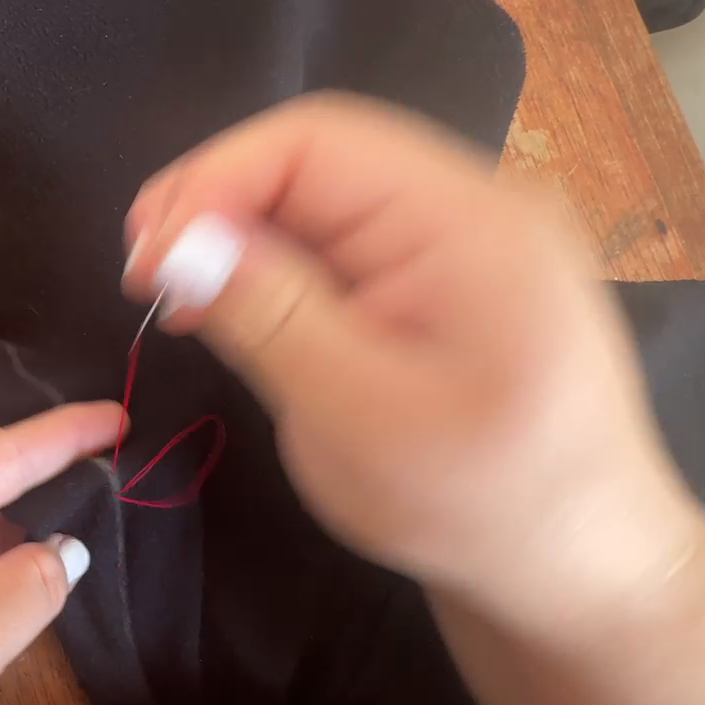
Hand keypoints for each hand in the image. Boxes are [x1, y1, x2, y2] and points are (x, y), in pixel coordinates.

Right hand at [119, 94, 698, 631]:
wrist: (565, 561)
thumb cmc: (470, 499)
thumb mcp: (355, 411)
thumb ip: (269, 315)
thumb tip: (177, 244)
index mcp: (463, 221)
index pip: (313, 143)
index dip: (210, 184)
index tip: (144, 261)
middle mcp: (455, 209)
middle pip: (304, 161)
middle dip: (205, 205)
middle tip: (139, 272)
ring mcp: (436, 245)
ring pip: (301, 203)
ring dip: (218, 237)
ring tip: (162, 293)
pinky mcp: (412, 284)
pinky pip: (316, 248)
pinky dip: (247, 268)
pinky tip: (209, 307)